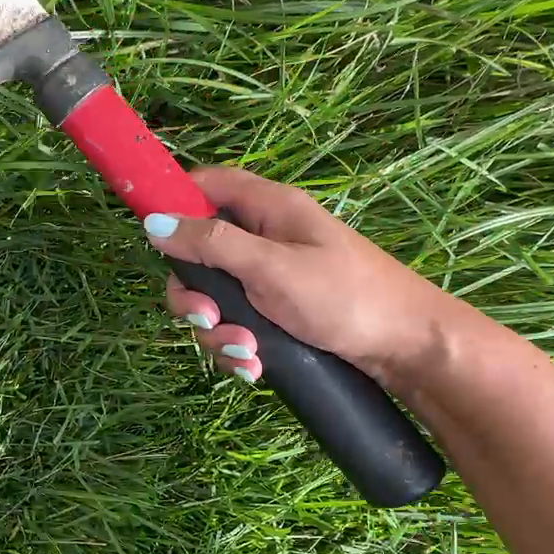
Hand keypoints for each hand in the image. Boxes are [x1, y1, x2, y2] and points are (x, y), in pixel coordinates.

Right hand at [142, 166, 469, 388]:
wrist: (404, 347)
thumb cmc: (345, 297)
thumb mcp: (271, 268)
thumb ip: (212, 245)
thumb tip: (154, 224)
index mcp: (267, 211)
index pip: (206, 187)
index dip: (172, 203)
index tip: (148, 233)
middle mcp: (261, 240)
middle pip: (194, 256)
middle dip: (192, 297)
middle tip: (207, 318)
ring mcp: (264, 278)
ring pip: (209, 300)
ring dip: (216, 332)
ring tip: (246, 352)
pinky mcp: (270, 313)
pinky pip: (230, 325)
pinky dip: (234, 349)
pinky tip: (253, 366)